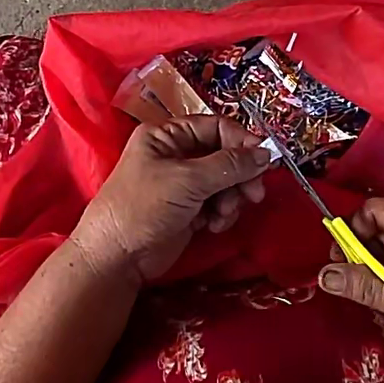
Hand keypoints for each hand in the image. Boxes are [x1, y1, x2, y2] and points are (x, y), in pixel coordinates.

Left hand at [70, 116, 272, 283]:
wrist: (117, 255)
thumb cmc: (143, 207)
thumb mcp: (187, 180)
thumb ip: (228, 165)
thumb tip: (265, 153)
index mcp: (166, 136)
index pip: (214, 127)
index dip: (241, 140)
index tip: (265, 158)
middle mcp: (175, 155)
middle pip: (224, 155)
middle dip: (240, 174)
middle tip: (253, 194)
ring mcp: (182, 184)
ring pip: (225, 181)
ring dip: (231, 197)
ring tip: (223, 214)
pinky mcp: (189, 210)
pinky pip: (218, 203)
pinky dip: (222, 213)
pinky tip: (213, 226)